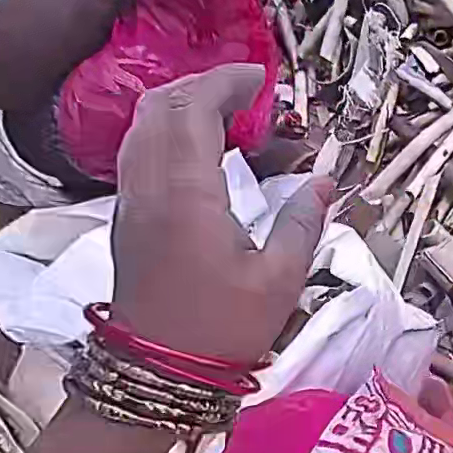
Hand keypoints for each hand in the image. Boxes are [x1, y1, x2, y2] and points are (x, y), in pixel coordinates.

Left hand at [110, 63, 330, 365]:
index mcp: (187, 194)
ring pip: (143, 125)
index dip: (226, 82)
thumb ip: (303, 222)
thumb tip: (323, 181)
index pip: (193, 108)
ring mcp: (132, 200)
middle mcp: (149, 186)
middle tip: (248, 94)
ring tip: (229, 114)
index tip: (262, 79)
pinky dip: (170, 131)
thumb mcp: (280, 280)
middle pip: (160, 105)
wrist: (158, 373)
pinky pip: (140, 150)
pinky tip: (204, 150)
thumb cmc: (222, 328)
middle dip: (203, 85)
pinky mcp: (129, 217)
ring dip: (183, 106)